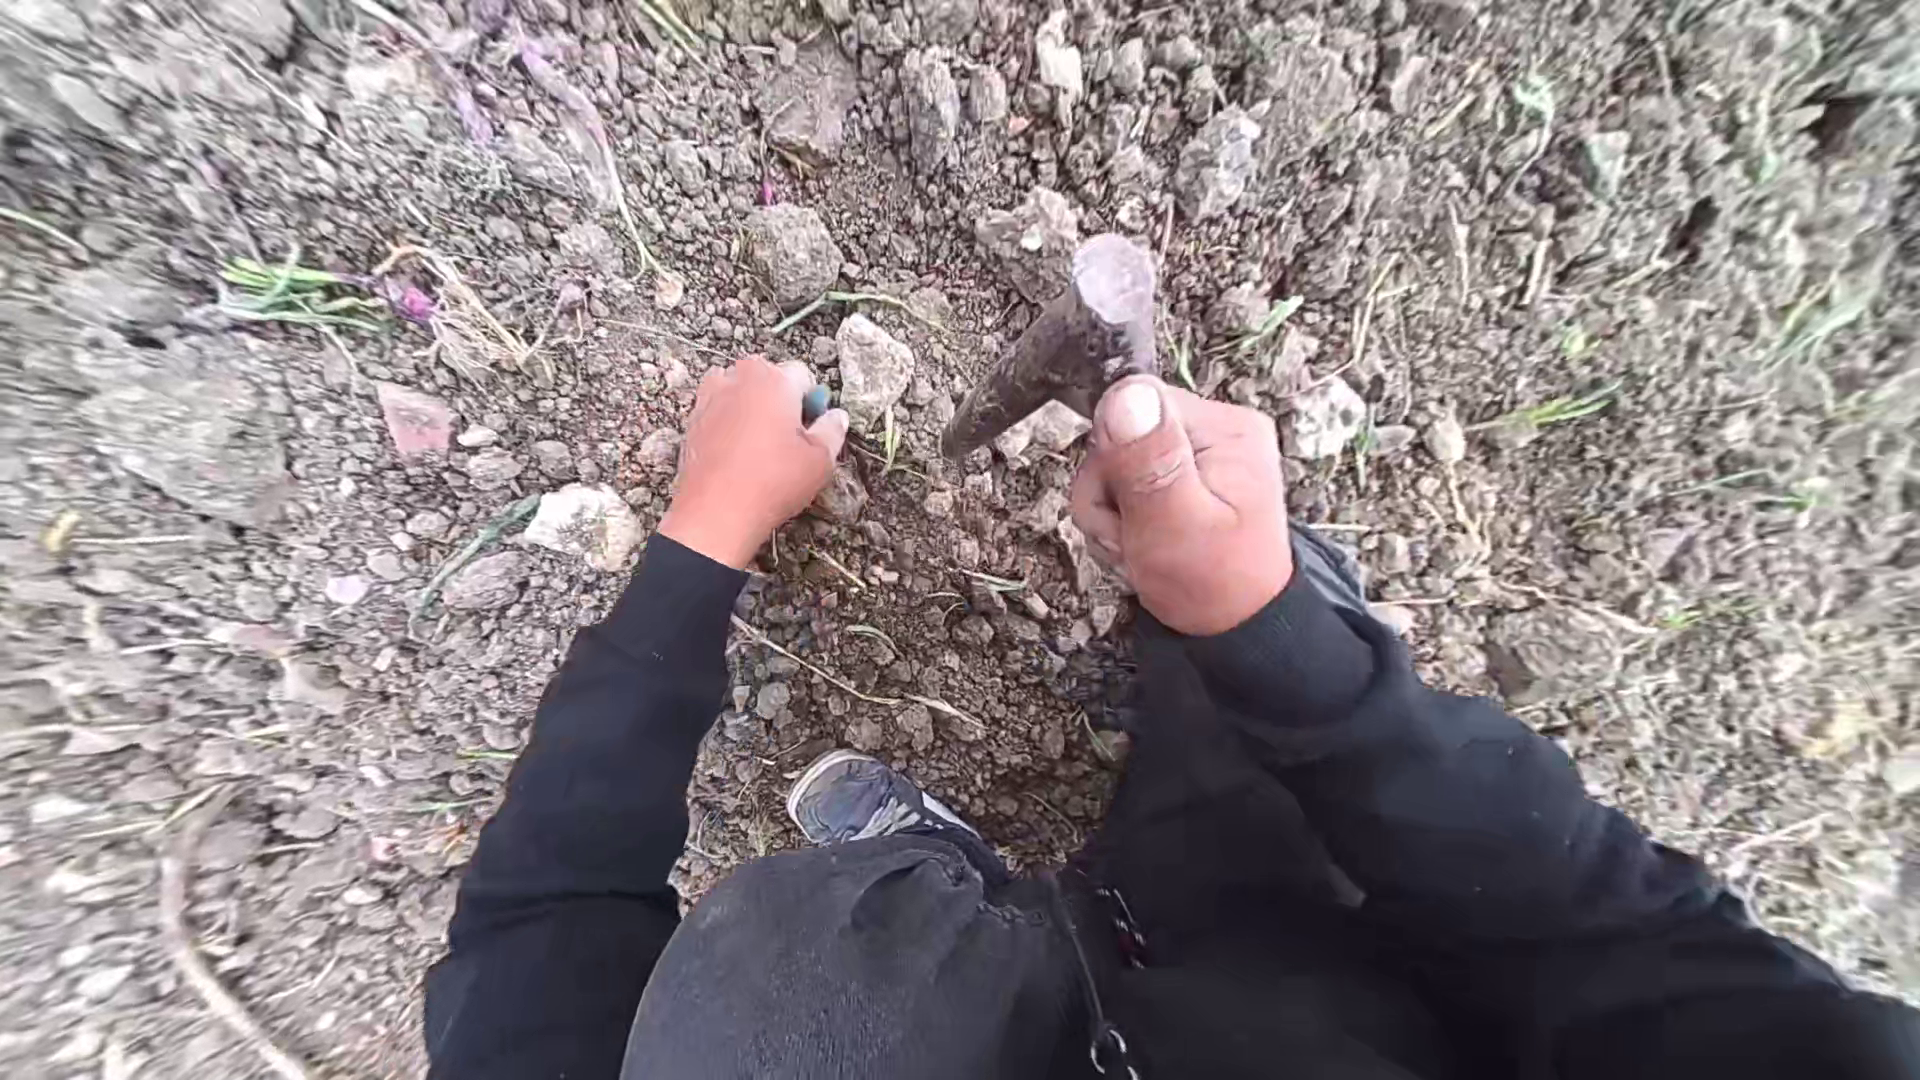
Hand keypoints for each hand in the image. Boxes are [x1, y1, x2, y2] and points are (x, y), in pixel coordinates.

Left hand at [659, 355, 848, 568]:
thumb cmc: (773, 481)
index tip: (812, 431)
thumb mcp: (821, 459)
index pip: (803, 376)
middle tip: (790, 441)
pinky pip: (720, 411)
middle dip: (781, 402)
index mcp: (774, 380)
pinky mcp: (692, 420)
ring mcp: (710, 397)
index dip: (812, 404)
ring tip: (762, 446)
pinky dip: (731, 424)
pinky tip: (740, 456)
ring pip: (741, 392)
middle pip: (769, 379)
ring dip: (754, 409)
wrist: (717, 513)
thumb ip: (833, 430)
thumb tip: (837, 416)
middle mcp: (739, 378)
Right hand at [1069, 376, 1292, 634]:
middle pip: (1113, 437)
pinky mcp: (1171, 481)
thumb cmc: (1213, 585)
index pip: (1134, 403)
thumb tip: (1124, 395)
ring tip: (1137, 547)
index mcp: (1224, 430)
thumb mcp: (1176, 525)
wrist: (1229, 629)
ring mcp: (1188, 459)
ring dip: (1107, 516)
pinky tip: (1137, 546)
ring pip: (1105, 468)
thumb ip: (1148, 462)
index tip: (1131, 503)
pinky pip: (1114, 490)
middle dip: (1107, 497)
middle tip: (1135, 536)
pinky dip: (1114, 524)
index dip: (1112, 456)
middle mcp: (1209, 433)